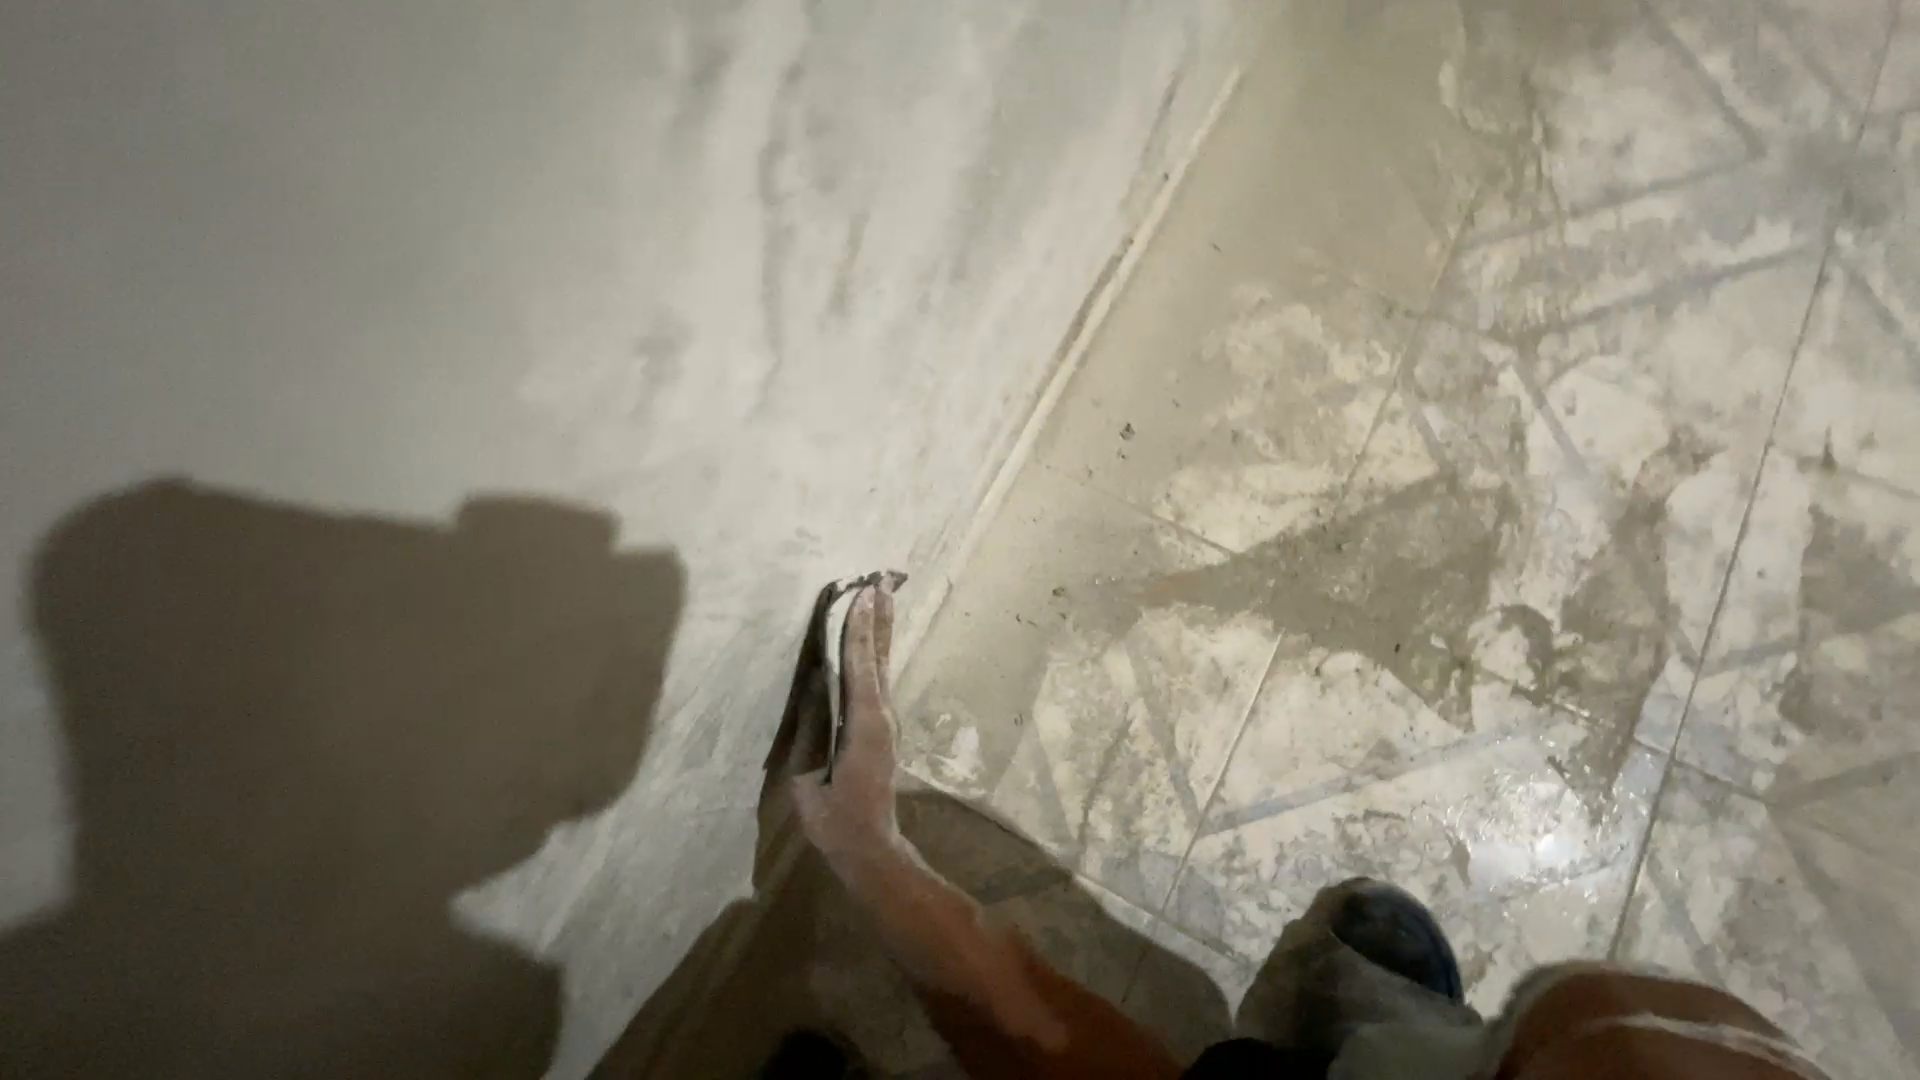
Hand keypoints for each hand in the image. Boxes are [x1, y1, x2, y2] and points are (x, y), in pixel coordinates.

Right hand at [790, 583, 900, 863]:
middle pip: (880, 657)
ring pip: (884, 666)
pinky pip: (879, 680)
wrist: (871, 847)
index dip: (858, 630)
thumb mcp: (809, 778)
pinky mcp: (884, 726)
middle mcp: (882, 715)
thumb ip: (812, 730)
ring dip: (882, 630)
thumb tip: (814, 683)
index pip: (860, 668)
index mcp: (864, 726)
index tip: (861, 595)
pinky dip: (876, 652)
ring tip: (884, 595)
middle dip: (880, 617)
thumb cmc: (835, 819)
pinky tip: (874, 639)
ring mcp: (887, 720)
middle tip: (883, 580)